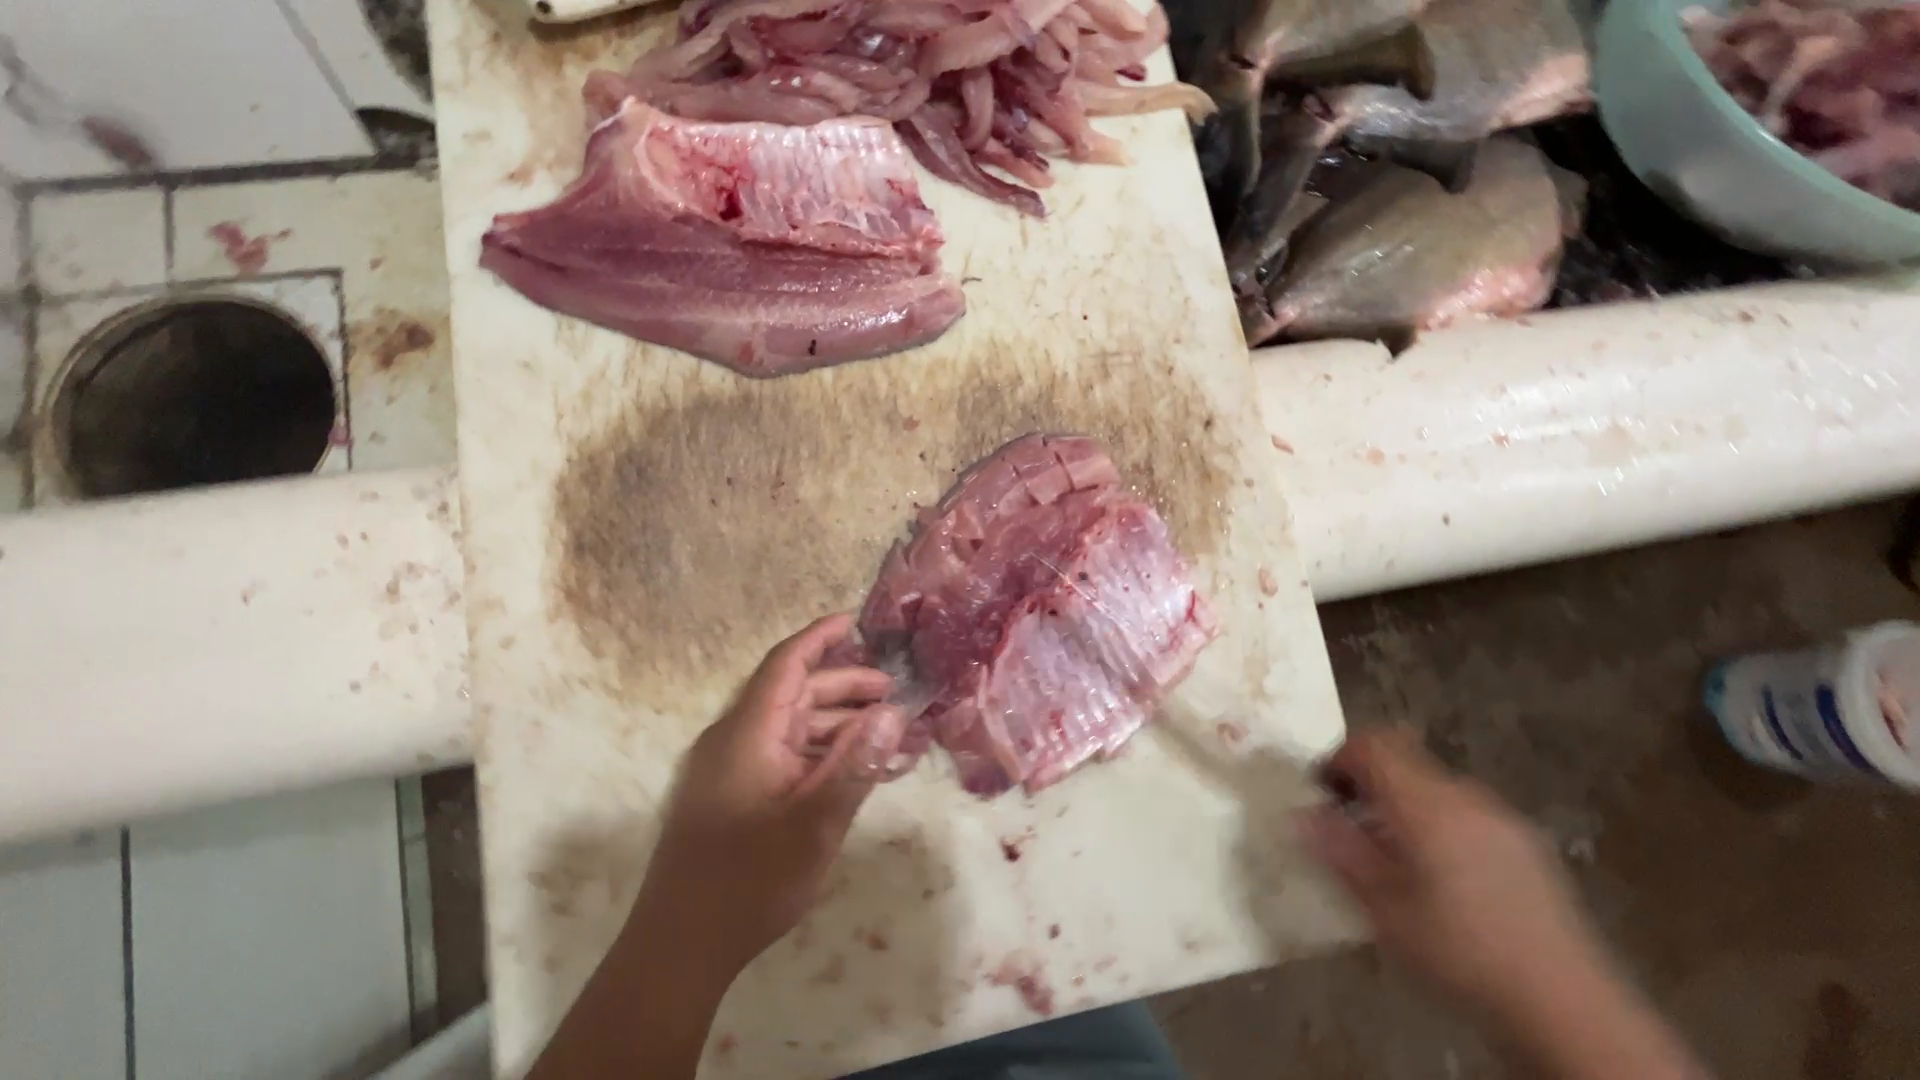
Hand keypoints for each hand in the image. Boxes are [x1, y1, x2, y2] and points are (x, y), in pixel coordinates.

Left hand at [626, 613, 899, 979]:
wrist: (681, 946)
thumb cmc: (749, 880)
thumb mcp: (815, 821)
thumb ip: (855, 762)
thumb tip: (891, 711)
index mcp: (748, 733)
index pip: (786, 664)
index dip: (821, 638)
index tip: (856, 622)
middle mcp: (736, 741)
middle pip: (794, 695)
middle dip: (846, 689)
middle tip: (896, 697)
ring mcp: (732, 771)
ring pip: (793, 730)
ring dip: (840, 730)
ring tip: (891, 742)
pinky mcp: (735, 799)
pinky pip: (785, 760)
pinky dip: (822, 759)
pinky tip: (858, 777)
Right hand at [1299, 729, 1610, 1025]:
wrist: (1563, 1001)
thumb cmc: (1459, 952)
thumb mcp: (1383, 909)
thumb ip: (1340, 853)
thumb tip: (1303, 813)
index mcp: (1427, 804)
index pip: (1374, 744)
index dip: (1339, 757)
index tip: (1322, 793)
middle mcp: (1466, 796)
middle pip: (1405, 760)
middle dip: (1369, 784)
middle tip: (1350, 829)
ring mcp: (1501, 817)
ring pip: (1435, 787)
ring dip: (1403, 805)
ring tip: (1392, 859)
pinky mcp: (1524, 843)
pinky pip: (1464, 811)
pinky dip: (1436, 823)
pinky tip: (1441, 878)